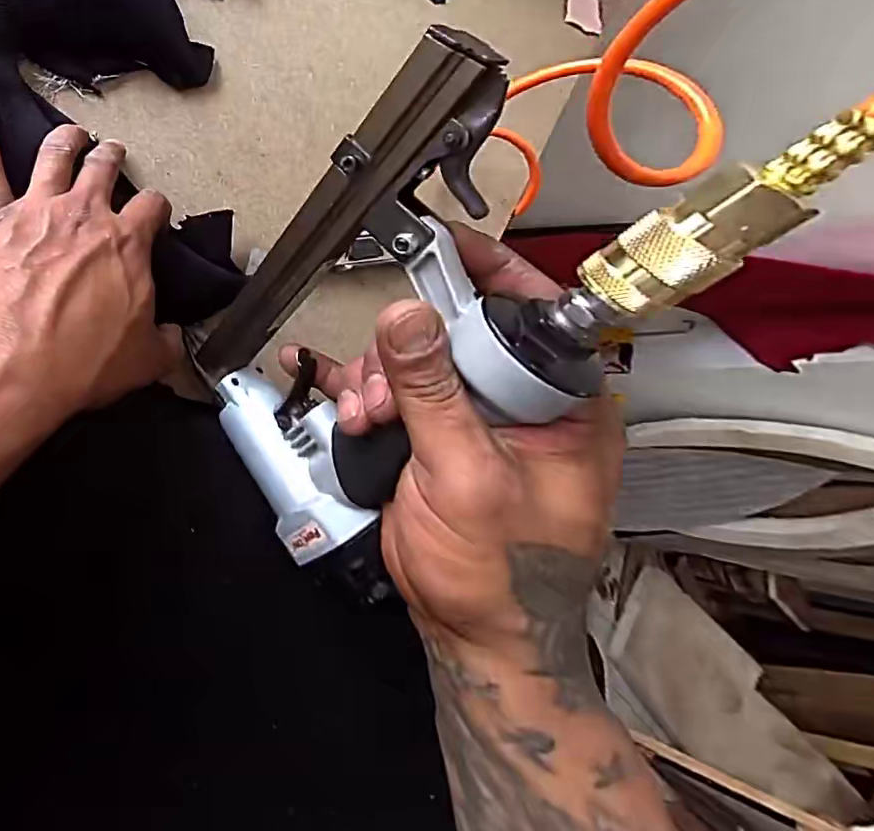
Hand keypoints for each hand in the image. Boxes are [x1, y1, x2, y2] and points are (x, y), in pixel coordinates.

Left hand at [0, 101, 182, 425]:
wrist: (16, 363)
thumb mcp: (143, 360)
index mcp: (126, 243)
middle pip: (104, 167)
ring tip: (70, 133)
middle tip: (112, 155)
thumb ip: (165, 344)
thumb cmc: (79, 361)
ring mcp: (38, 211)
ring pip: (55, 155)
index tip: (152, 212)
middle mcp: (85, 214)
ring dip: (65, 139)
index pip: (151, 207)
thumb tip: (173, 339)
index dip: (155, 207)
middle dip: (111, 158)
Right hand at [279, 224, 622, 659]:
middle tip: (383, 396)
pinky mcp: (420, 431)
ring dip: (370, 381)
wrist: (467, 626)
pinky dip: (346, 382)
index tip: (438, 246)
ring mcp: (461, 414)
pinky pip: (378, 389)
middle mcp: (512, 401)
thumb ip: (433, 392)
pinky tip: (315, 370)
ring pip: (405, 359)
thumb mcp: (467, 475)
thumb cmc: (501, 570)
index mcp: (559, 405)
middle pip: (448, 332)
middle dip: (402, 353)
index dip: (484, 275)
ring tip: (364, 422)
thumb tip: (407, 316)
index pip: (529, 315)